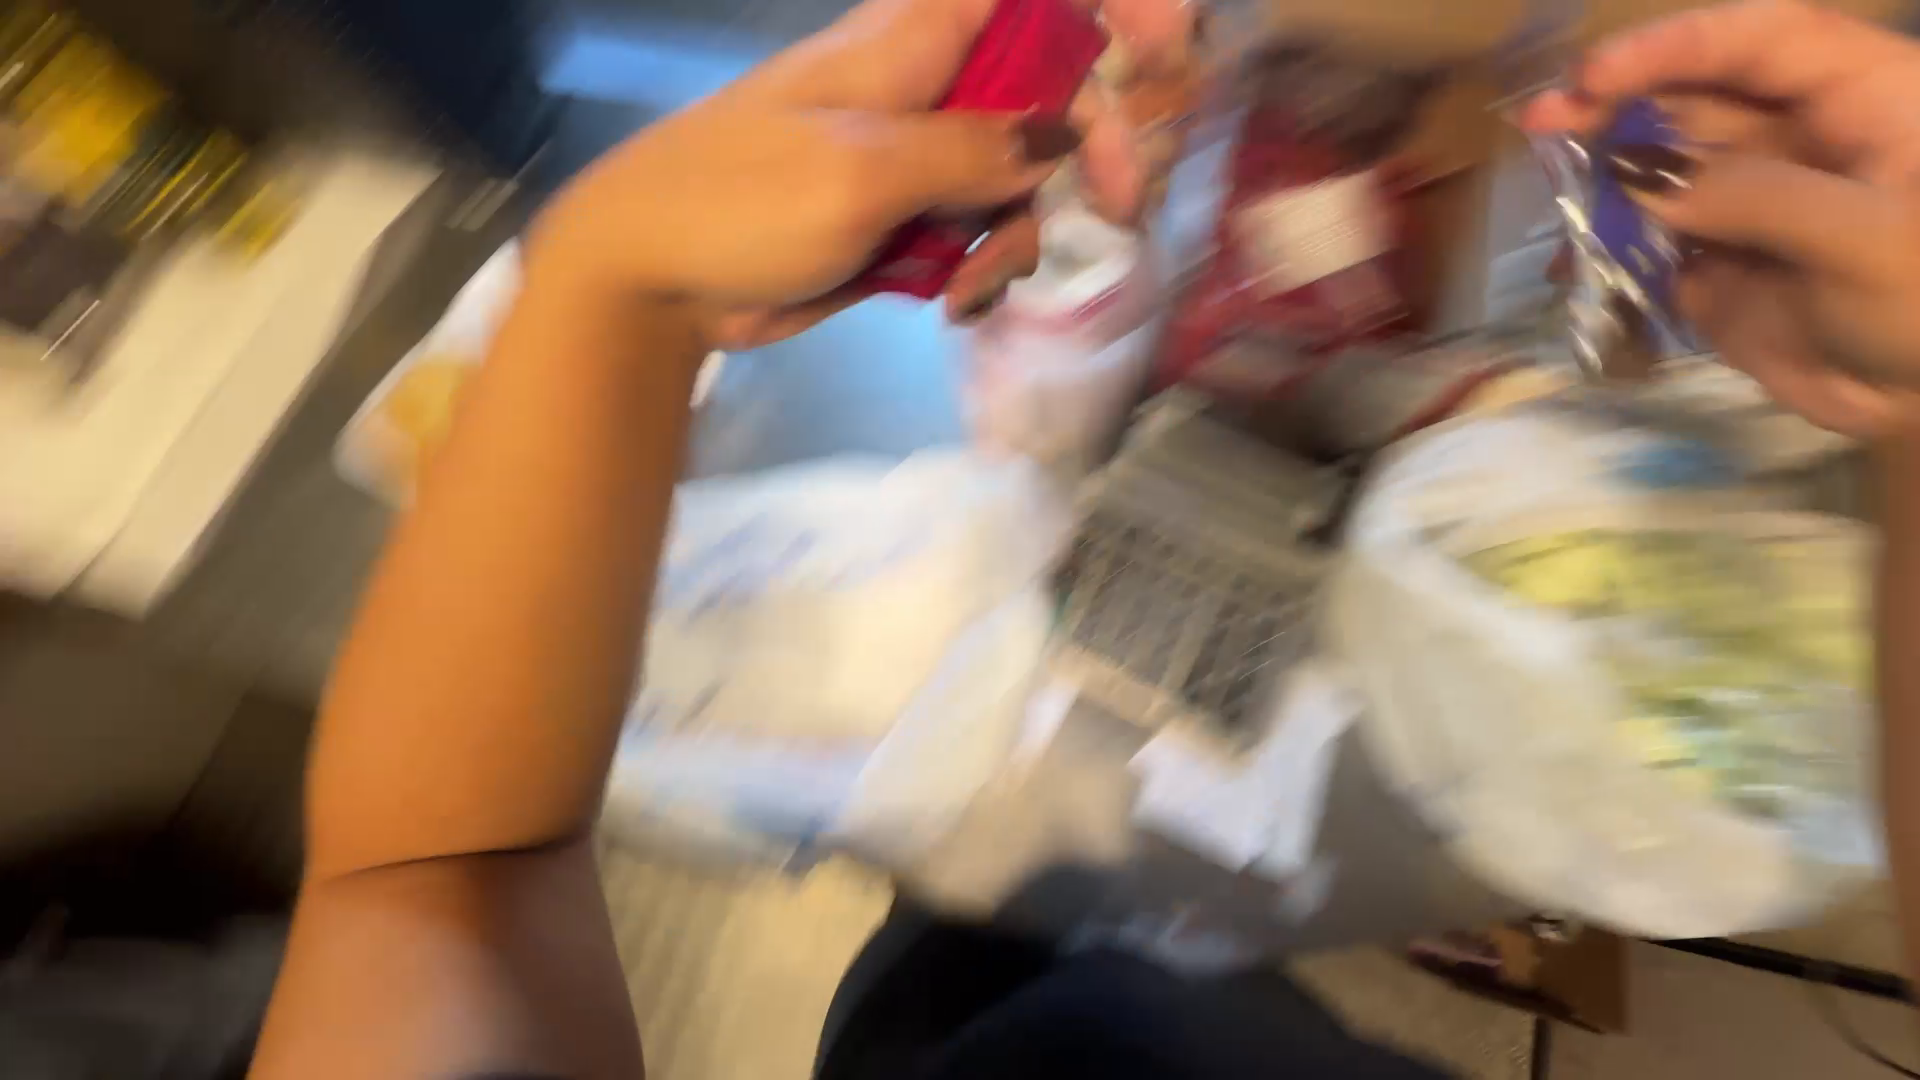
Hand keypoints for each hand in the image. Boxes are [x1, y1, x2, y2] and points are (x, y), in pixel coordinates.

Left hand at [529, 0, 1194, 348]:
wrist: (663, 277)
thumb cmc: (741, 199)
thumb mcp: (860, 169)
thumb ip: (967, 151)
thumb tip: (1062, 134)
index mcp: (916, 39)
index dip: (1113, 7)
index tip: (1167, 53)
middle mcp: (931, 91)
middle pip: (1050, 95)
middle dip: (1092, 151)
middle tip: (1119, 211)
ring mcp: (922, 163)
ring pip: (1020, 182)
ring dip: (1018, 236)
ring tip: (968, 285)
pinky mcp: (909, 226)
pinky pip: (978, 237)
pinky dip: (983, 270)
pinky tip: (955, 302)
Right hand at [1522, 0, 1919, 437]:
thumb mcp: (1865, 242)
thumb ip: (1757, 199)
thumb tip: (1642, 180)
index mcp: (1868, 104)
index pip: (1765, 45)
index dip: (1675, 48)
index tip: (1592, 77)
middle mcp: (1798, 144)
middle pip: (1696, 104)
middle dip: (1615, 108)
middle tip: (1539, 123)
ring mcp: (1747, 208)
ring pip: (1659, 175)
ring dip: (1599, 184)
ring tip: (1550, 204)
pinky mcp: (1710, 264)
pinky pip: (1644, 245)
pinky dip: (1601, 254)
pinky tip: (1569, 268)